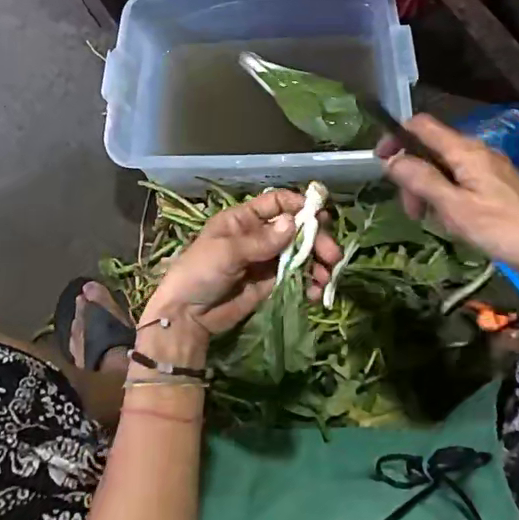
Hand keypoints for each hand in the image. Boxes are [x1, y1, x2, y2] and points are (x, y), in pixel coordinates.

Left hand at [144, 188, 341, 339]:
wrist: (187, 316)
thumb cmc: (199, 273)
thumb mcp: (227, 252)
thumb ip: (261, 241)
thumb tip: (293, 223)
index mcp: (243, 219)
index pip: (276, 203)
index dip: (299, 205)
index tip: (321, 215)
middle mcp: (258, 236)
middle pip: (296, 229)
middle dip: (317, 239)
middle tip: (331, 255)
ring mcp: (266, 260)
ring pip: (301, 254)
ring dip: (318, 262)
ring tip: (326, 277)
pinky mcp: (271, 284)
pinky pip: (297, 277)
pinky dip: (310, 282)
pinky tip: (316, 292)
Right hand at [377, 115, 518, 289]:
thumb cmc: (502, 230)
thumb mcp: (454, 207)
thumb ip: (421, 179)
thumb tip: (392, 159)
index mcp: (466, 151)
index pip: (421, 126)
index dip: (396, 137)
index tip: (381, 162)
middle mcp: (476, 152)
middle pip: (429, 149)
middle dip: (412, 175)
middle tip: (411, 210)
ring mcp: (487, 168)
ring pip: (442, 168)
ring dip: (427, 191)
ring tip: (432, 221)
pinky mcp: (494, 185)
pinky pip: (458, 181)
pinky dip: (445, 197)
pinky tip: (451, 222)